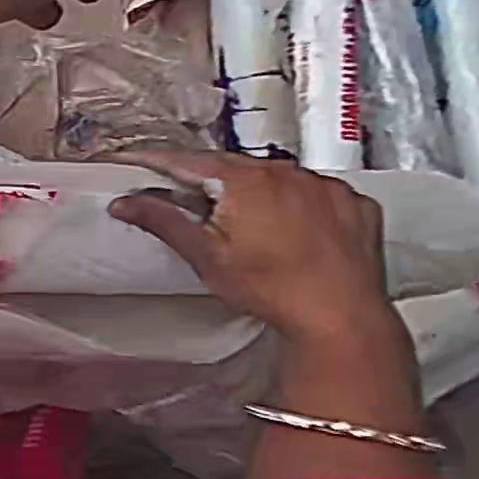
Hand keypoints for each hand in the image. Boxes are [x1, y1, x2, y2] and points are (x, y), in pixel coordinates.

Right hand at [110, 152, 431, 478]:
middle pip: (230, 166)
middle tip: (181, 195)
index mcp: (245, 181)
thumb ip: (162, 221)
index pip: (187, 160)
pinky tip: (284, 226)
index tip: (134, 162)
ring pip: (272, 176)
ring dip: (249, 189)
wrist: (340, 317)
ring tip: (237, 218)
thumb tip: (124, 202)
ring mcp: (324, 187)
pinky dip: (291, 201)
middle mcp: (287, 173)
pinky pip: (312, 191)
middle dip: (202, 177)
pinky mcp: (353, 205)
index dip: (156, 161)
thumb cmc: (270, 288)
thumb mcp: (203, 255)